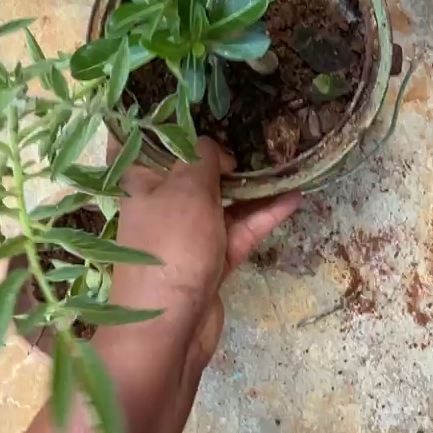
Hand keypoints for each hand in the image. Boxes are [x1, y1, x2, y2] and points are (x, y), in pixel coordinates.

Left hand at [107, 139, 300, 373]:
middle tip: (252, 128)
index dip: (159, 121)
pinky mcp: (210, 262)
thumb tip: (220, 154)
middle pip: (190, 170)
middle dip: (218, 152)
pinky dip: (263, 215)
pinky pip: (239, 230)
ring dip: (250, 185)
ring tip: (283, 162)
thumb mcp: (187, 187)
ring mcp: (186, 235)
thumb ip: (205, 157)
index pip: (140, 142)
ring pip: (220, 201)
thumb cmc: (170, 246)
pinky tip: (293, 198)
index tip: (188, 102)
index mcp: (138, 183)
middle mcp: (160, 205)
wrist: (169, 330)